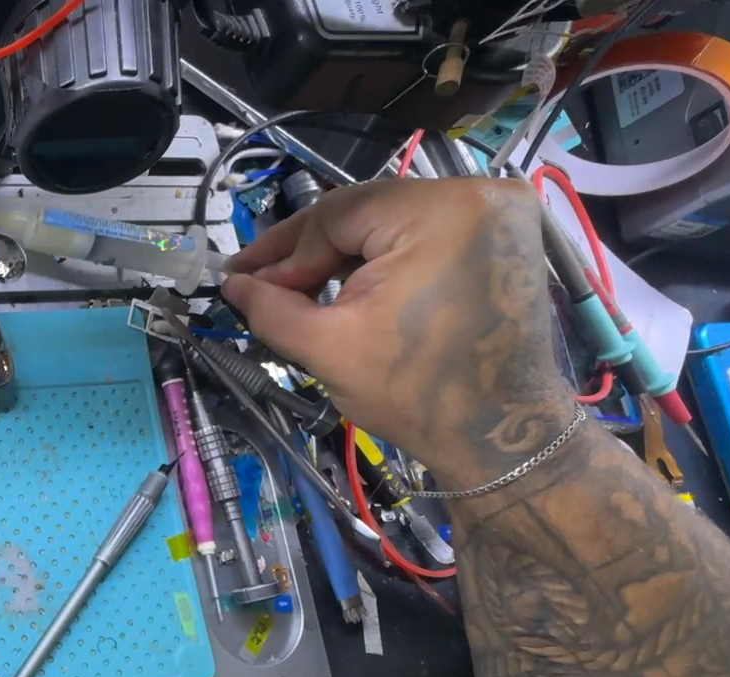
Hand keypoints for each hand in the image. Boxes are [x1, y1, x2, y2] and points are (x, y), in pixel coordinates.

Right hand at [222, 178, 571, 490]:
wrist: (495, 429)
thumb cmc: (411, 390)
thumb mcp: (325, 348)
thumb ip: (270, 309)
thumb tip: (231, 284)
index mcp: (439, 213)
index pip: (333, 213)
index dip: (280, 252)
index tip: (242, 283)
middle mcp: (477, 194)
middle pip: (361, 211)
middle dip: (304, 252)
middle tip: (258, 284)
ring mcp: (496, 212)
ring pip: (384, 221)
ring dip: (334, 255)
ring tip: (293, 290)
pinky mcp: (498, 236)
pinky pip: (416, 233)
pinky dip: (373, 258)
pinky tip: (340, 287)